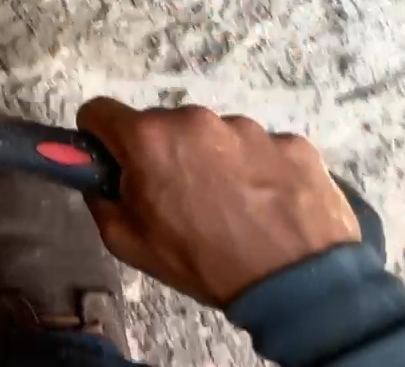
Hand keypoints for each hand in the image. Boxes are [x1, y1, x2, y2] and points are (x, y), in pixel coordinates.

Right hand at [77, 97, 361, 306]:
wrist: (306, 292)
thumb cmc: (205, 263)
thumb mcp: (127, 241)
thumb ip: (99, 199)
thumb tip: (98, 181)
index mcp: (146, 137)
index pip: (98, 111)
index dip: (99, 136)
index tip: (114, 160)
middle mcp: (192, 119)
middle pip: (159, 124)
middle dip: (162, 151)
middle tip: (182, 195)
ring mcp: (247, 128)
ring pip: (212, 134)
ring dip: (212, 157)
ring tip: (235, 203)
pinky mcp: (294, 144)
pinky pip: (262, 147)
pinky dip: (259, 168)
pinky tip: (270, 202)